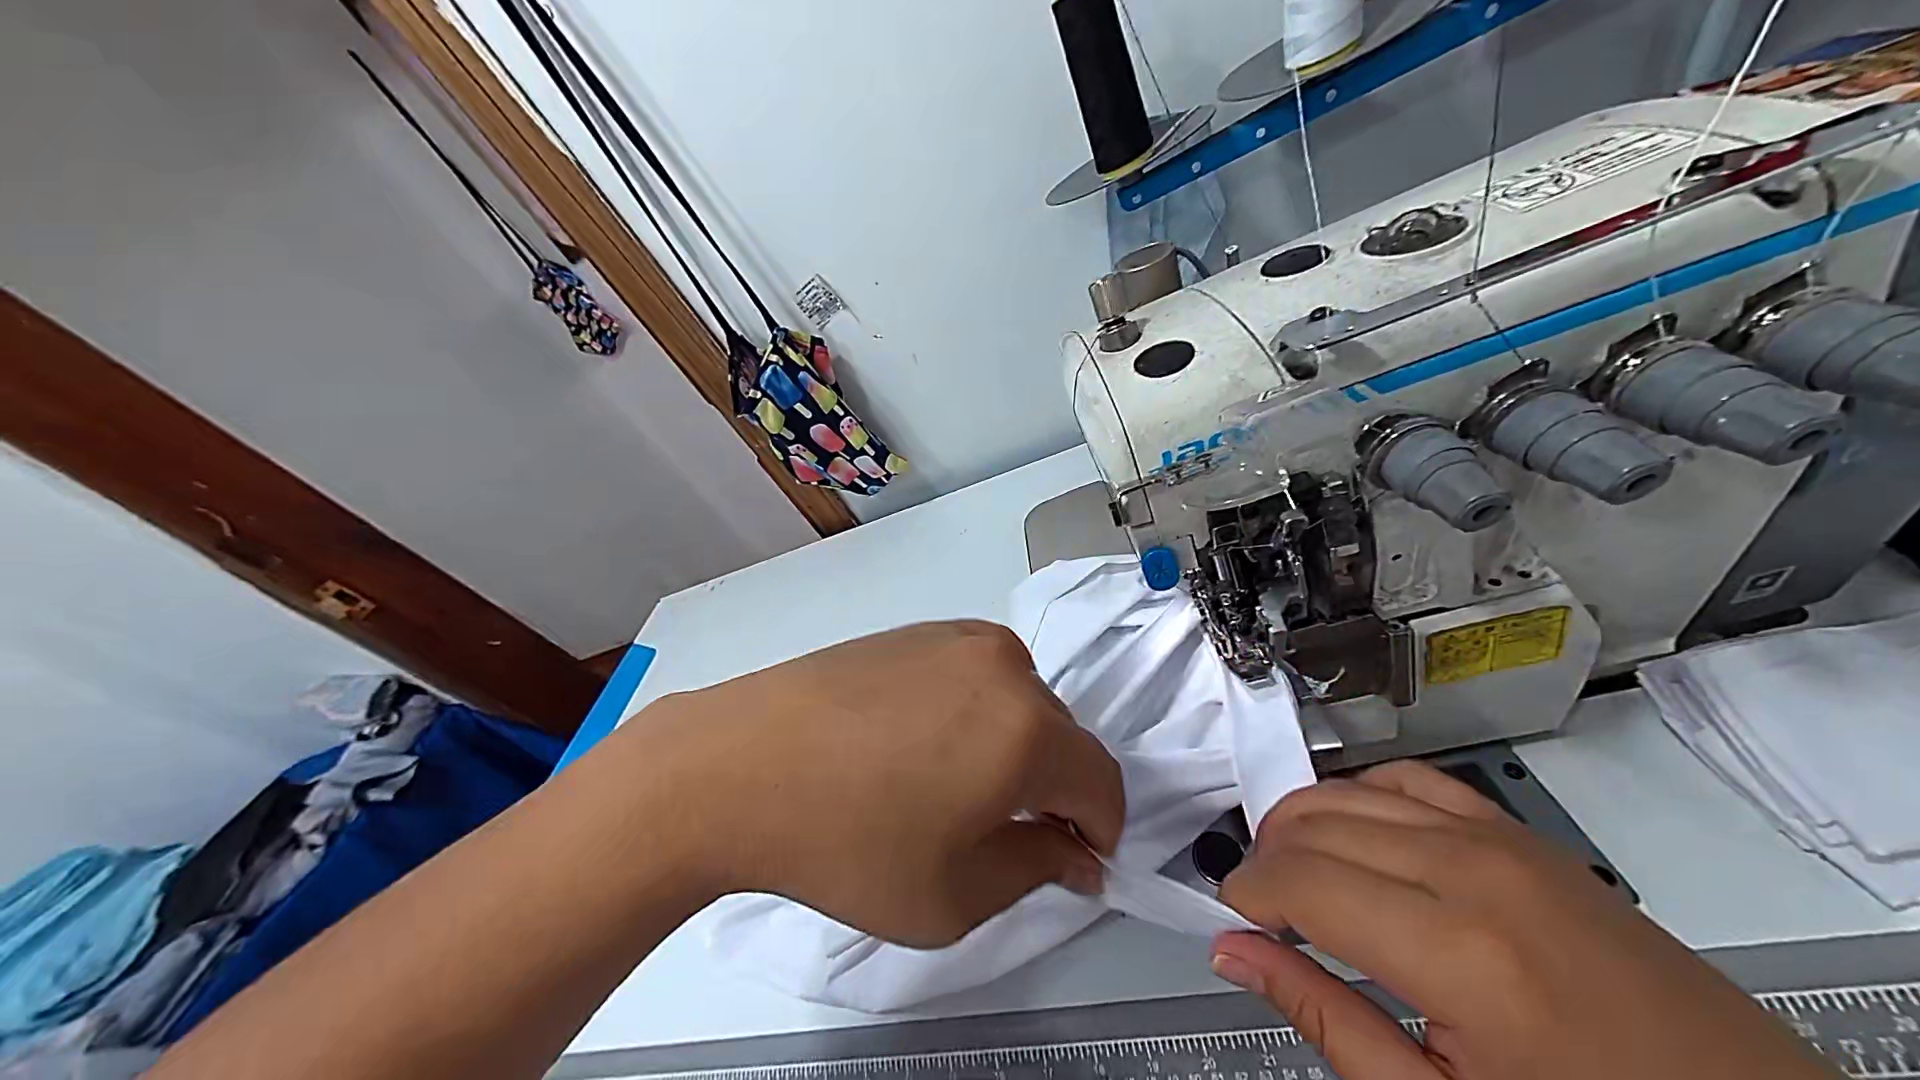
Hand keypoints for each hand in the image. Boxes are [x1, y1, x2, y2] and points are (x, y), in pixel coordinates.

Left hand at [610, 620, 1124, 947]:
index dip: (1100, 830)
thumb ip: (1037, 871)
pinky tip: (917, 743)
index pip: (1103, 782)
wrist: (739, 764)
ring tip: (951, 786)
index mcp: (1029, 731)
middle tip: (1003, 832)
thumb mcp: (955, 895)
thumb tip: (1077, 854)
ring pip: (1019, 702)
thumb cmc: (847, 844)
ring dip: (1011, 746)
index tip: (1075, 859)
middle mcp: (1005, 669)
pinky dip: (973, 711)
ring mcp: (958, 639)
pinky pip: (975, 676)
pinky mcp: (918, 630)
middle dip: (1051, 789)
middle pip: (1063, 739)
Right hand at [1212, 761, 1835, 1079]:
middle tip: (1259, 910)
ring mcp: (1503, 840)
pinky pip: (1409, 779)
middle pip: (1314, 824)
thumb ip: (1324, 1018)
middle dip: (1265, 860)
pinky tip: (1351, 836)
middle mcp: (1476, 872)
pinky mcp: (1520, 832)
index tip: (1231, 920)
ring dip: (1300, 825)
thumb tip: (1236, 955)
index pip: (1299, 880)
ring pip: (1349, 793)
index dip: (1245, 894)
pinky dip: (1359, 796)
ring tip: (1294, 877)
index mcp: (1460, 955)